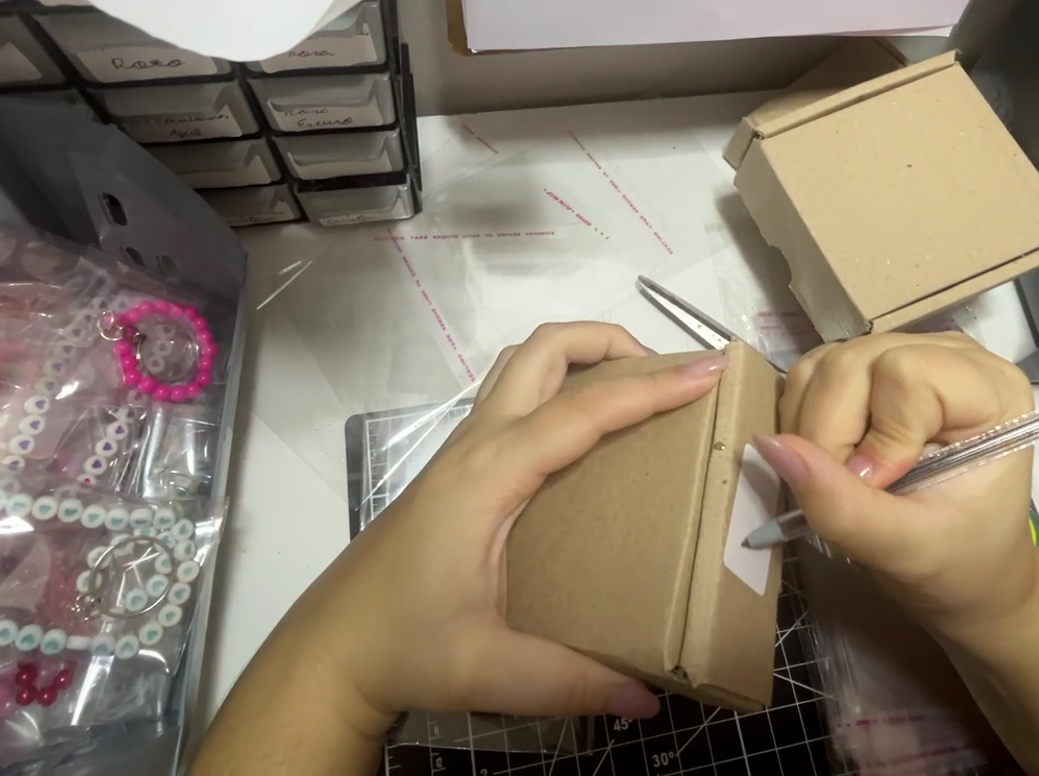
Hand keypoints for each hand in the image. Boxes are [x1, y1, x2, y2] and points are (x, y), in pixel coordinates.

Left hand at [281, 322, 728, 725]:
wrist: (332, 644)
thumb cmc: (403, 645)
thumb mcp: (488, 671)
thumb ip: (570, 681)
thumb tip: (649, 698)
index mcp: (491, 473)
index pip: (582, 410)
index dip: (648, 388)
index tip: (706, 373)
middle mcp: (479, 440)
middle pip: (544, 348)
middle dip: (609, 340)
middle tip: (664, 375)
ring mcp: (465, 443)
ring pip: (523, 361)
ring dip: (579, 353)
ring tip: (630, 388)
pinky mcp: (461, 458)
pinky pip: (515, 390)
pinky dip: (559, 380)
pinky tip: (583, 429)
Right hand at [751, 332, 1037, 636]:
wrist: (959, 570)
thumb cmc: (956, 562)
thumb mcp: (903, 548)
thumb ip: (841, 505)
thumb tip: (769, 446)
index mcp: (989, 389)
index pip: (904, 373)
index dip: (878, 433)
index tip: (881, 488)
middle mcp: (948, 354)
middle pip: (850, 363)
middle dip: (830, 434)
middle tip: (848, 489)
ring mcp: (902, 351)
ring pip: (822, 363)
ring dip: (809, 426)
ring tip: (841, 475)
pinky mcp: (866, 363)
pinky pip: (810, 372)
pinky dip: (802, 417)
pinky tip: (830, 455)